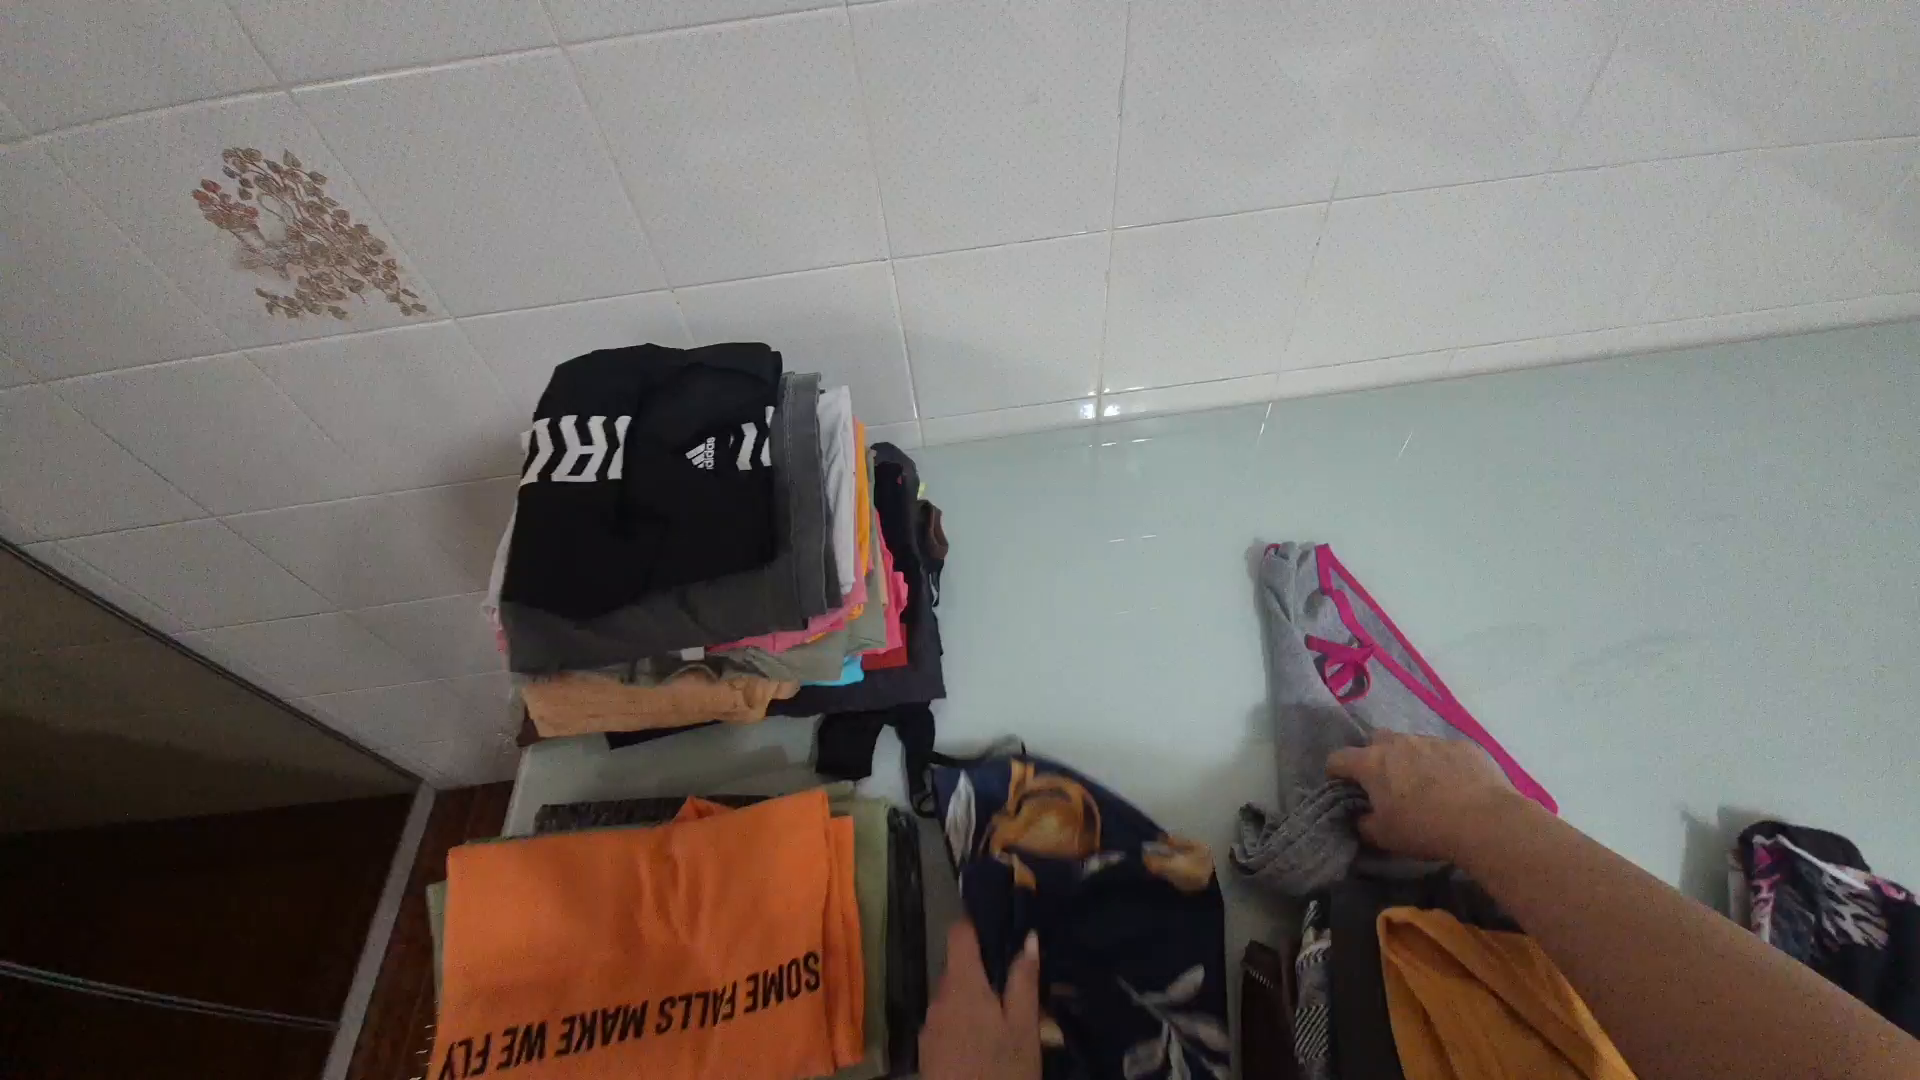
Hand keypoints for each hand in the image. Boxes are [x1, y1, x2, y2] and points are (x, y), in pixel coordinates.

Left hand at [920, 921, 1041, 1079]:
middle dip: (983, 974)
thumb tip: (1029, 937)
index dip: (976, 925)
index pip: (959, 933)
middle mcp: (939, 998)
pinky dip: (963, 1026)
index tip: (997, 928)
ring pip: (953, 998)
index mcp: (962, 984)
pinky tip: (984, 1049)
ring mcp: (929, 1027)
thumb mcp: (1024, 1030)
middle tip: (1013, 992)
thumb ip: (1024, 980)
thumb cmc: (1001, 1074)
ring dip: (973, 1002)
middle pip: (958, 968)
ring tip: (1003, 1025)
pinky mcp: (926, 1053)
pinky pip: (946, 1024)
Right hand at [1326, 731, 1528, 862]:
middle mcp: (1397, 743)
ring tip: (1428, 785)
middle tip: (1388, 783)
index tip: (1344, 787)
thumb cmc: (1426, 829)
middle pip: (1375, 740)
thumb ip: (1364, 824)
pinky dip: (1444, 764)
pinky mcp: (1463, 746)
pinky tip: (1458, 785)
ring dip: (1412, 759)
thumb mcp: (1385, 837)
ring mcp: (1431, 741)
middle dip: (1376, 757)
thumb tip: (1361, 818)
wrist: (1488, 822)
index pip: (1337, 758)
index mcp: (1370, 763)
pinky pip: (1445, 751)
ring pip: (1412, 743)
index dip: (1336, 773)